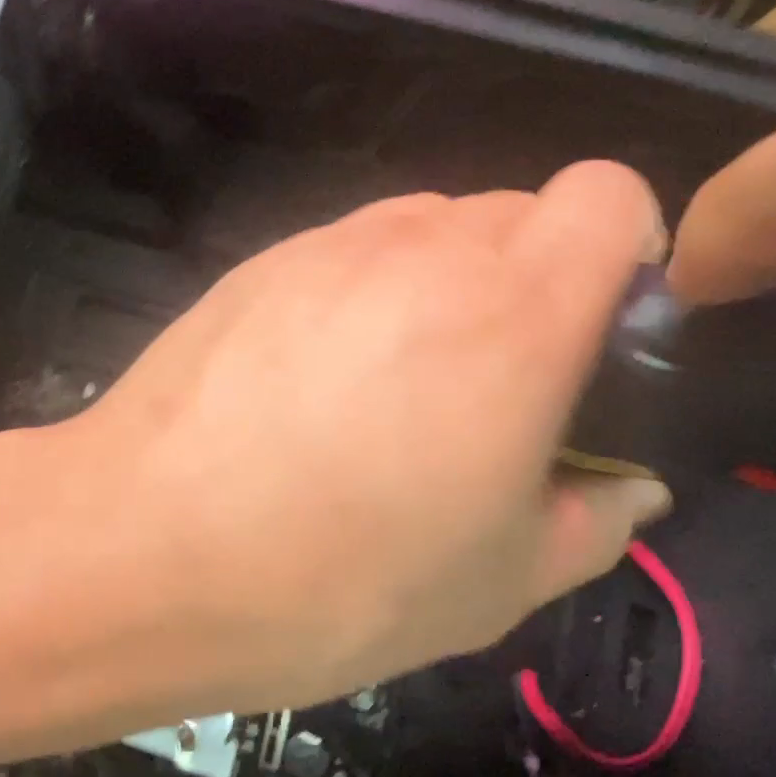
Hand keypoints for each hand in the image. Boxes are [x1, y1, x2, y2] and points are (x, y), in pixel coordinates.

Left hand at [74, 161, 671, 712]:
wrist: (145, 545)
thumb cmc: (338, 579)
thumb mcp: (496, 582)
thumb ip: (590, 521)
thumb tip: (631, 487)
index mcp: (513, 313)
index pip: (604, 194)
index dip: (621, 245)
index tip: (598, 325)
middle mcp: (422, 251)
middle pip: (515, 210)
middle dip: (530, 277)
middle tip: (492, 380)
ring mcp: (328, 246)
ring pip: (426, 225)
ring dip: (442, 283)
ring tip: (395, 381)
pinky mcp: (258, 261)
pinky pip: (346, 250)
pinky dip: (362, 291)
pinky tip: (315, 376)